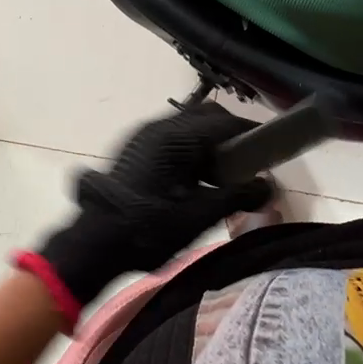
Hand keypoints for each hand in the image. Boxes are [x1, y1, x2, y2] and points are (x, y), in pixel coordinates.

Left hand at [37, 103, 273, 305]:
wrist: (92, 246)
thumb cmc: (148, 229)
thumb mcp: (198, 217)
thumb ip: (237, 197)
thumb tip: (270, 187)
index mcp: (176, 136)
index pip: (224, 122)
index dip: (249, 133)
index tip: (268, 149)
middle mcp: (159, 126)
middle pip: (206, 117)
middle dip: (230, 135)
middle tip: (246, 163)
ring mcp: (143, 135)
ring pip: (188, 126)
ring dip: (209, 143)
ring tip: (222, 175)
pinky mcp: (135, 148)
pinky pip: (172, 137)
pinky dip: (190, 149)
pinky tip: (194, 179)